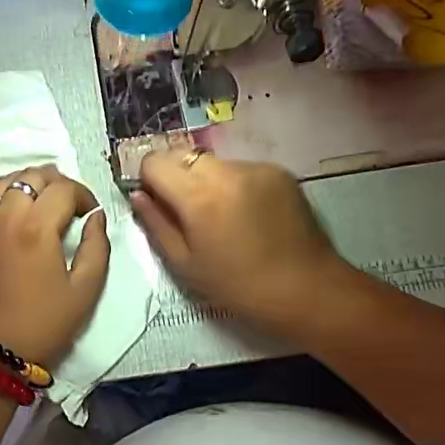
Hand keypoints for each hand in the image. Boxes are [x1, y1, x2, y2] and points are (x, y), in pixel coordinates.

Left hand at [0, 165, 109, 367]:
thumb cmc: (45, 322)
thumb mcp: (86, 289)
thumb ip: (97, 247)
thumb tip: (96, 218)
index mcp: (38, 226)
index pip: (64, 189)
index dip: (84, 196)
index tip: (91, 214)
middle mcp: (6, 216)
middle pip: (32, 177)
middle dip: (57, 182)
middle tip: (70, 202)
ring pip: (2, 182)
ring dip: (25, 181)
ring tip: (42, 194)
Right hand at [130, 151, 350, 330]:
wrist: (306, 290)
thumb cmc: (239, 286)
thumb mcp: (186, 264)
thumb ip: (156, 224)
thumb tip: (138, 195)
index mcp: (199, 196)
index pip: (154, 161)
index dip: (149, 179)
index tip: (156, 202)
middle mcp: (227, 171)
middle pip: (182, 154)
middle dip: (175, 176)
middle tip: (186, 212)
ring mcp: (256, 167)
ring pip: (213, 161)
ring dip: (205, 180)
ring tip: (221, 217)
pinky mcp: (279, 171)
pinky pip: (241, 169)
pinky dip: (234, 184)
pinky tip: (247, 215)